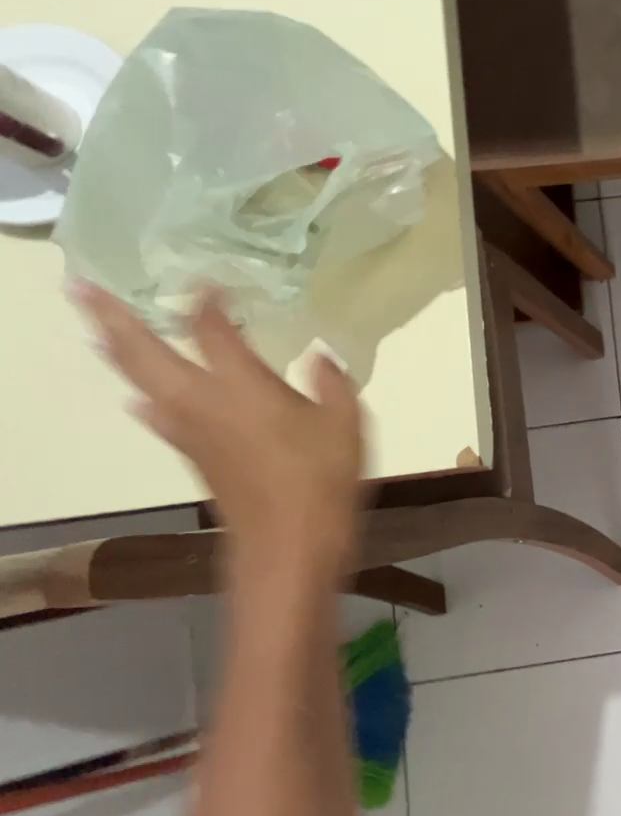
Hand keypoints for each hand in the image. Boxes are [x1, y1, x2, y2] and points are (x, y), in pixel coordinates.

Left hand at [71, 281, 364, 575]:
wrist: (288, 537)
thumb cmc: (323, 474)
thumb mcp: (347, 421)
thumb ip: (331, 383)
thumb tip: (319, 355)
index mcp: (240, 382)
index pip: (211, 327)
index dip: (206, 299)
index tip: (205, 277)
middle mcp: (199, 396)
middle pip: (142, 348)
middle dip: (110, 315)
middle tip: (78, 285)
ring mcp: (187, 425)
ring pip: (136, 378)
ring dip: (112, 349)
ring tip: (94, 327)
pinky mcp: (189, 451)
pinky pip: (153, 412)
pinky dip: (142, 397)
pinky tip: (139, 398)